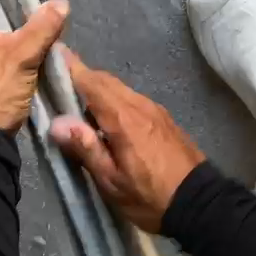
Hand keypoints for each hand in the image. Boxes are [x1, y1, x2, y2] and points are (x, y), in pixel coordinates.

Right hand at [48, 48, 206, 232]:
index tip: (55, 52)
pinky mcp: (162, 116)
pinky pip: (131, 98)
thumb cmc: (150, 196)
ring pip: (119, 88)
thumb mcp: (112, 182)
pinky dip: (114, 98)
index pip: (92, 83)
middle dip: (82, 76)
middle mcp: (138, 104)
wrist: (200, 203)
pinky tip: (106, 117)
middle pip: (105, 80)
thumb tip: (57, 122)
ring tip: (78, 101)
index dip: (72, 67)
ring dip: (98, 88)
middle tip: (59, 80)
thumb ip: (86, 148)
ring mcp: (153, 108)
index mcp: (123, 118)